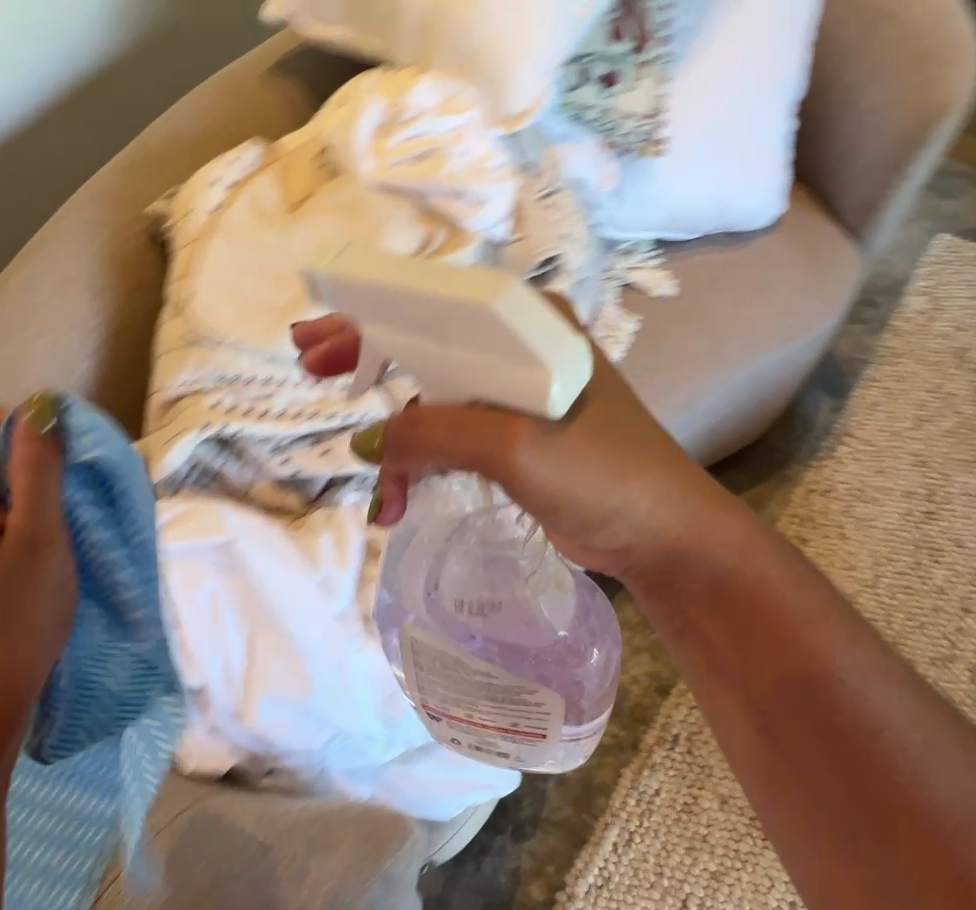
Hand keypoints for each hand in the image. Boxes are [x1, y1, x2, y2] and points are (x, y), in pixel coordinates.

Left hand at [0, 397, 76, 722]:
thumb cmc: (18, 616)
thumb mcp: (41, 535)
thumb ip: (39, 465)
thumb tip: (42, 404)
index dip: (19, 428)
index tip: (52, 474)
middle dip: (21, 459)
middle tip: (55, 508)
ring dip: (17, 488)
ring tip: (44, 532)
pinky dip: (5, 512)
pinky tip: (25, 550)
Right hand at [293, 312, 744, 584]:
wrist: (659, 535)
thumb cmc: (601, 473)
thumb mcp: (512, 446)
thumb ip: (435, 435)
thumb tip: (365, 444)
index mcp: (527, 328)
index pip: (434, 309)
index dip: (369, 319)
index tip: (316, 341)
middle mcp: (520, 352)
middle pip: (427, 350)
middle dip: (371, 371)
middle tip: (316, 377)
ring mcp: (516, 398)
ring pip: (433, 405)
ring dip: (401, 450)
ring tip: (382, 499)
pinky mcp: (513, 441)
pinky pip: (450, 442)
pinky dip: (423, 470)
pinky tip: (401, 505)